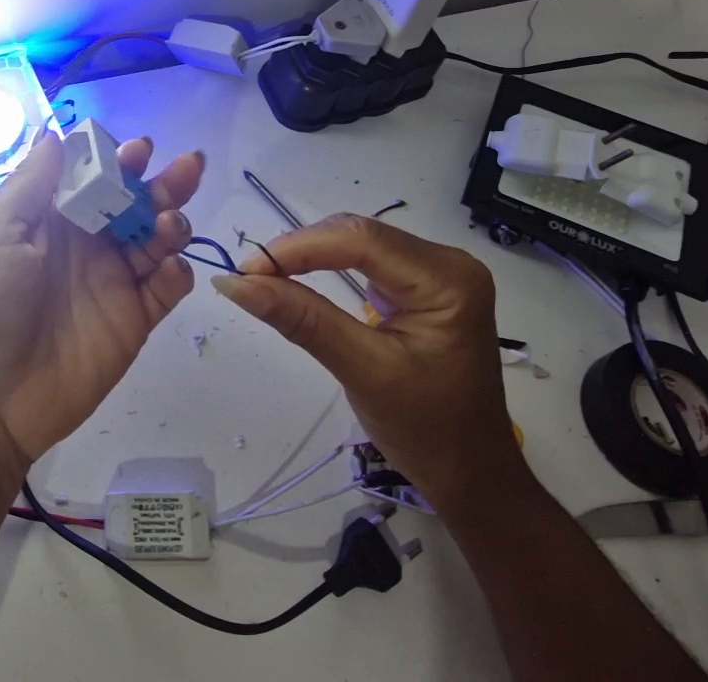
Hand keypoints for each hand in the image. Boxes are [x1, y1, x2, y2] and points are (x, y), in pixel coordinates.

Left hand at [0, 132, 205, 464]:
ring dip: (172, 222)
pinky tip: (169, 267)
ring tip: (170, 223)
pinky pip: (167, 289)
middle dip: (162, 182)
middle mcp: (86, 246)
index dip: (119, 161)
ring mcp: (112, 284)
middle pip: (135, 204)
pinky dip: (177, 273)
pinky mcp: (133, 321)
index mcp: (49, 221)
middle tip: (188, 167)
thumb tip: (56, 134)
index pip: (94, 178)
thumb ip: (31, 184)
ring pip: (157, 240)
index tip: (140, 149)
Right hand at [210, 214, 523, 510]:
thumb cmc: (425, 430)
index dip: (298, 247)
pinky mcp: (425, 289)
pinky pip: (368, 264)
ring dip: (311, 257)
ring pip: (360, 245)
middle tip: (251, 279)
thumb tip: (235, 284)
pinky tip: (301, 283)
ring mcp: (439, 274)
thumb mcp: (362, 371)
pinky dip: (330, 269)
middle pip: (360, 235)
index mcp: (448, 279)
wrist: (472, 473)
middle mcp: (449, 263)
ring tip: (267, 280)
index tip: (246, 272)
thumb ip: (302, 320)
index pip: (361, 240)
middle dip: (302, 250)